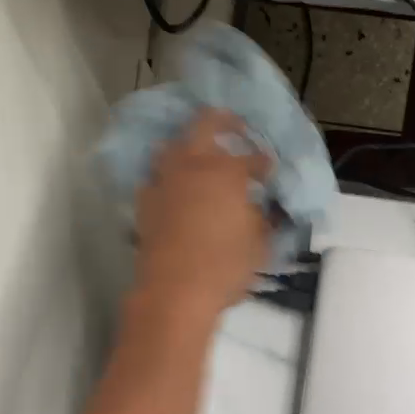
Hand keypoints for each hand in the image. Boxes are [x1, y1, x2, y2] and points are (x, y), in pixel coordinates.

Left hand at [131, 109, 271, 326]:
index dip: (264, 163)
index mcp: (227, 172)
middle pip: (206, 123)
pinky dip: (168, 176)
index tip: (270, 170)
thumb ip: (264, 222)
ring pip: (173, 144)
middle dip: (225, 121)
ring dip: (189, 144)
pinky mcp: (144, 200)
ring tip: (200, 156)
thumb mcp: (259, 247)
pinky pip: (156, 177)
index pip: (252, 158)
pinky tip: (174, 188)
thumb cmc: (224, 268)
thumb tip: (267, 211)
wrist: (174, 292)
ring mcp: (164, 179)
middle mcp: (192, 164)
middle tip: (237, 128)